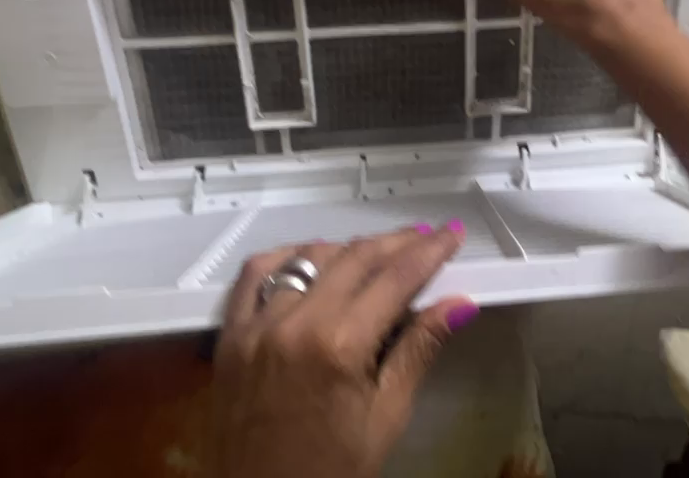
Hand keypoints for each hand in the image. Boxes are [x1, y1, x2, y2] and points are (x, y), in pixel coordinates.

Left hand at [207, 225, 478, 477]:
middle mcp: (295, 323)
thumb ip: (419, 350)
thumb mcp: (385, 419)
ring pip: (309, 256)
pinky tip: (310, 258)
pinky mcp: (229, 334)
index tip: (450, 235)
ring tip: (376, 254)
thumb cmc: (331, 475)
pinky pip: (256, 273)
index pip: (395, 278)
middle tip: (424, 237)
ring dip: (348, 248)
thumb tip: (459, 304)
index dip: (429, 251)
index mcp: (339, 347)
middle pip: (356, 257)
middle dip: (396, 242)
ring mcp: (256, 325)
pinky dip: (287, 256)